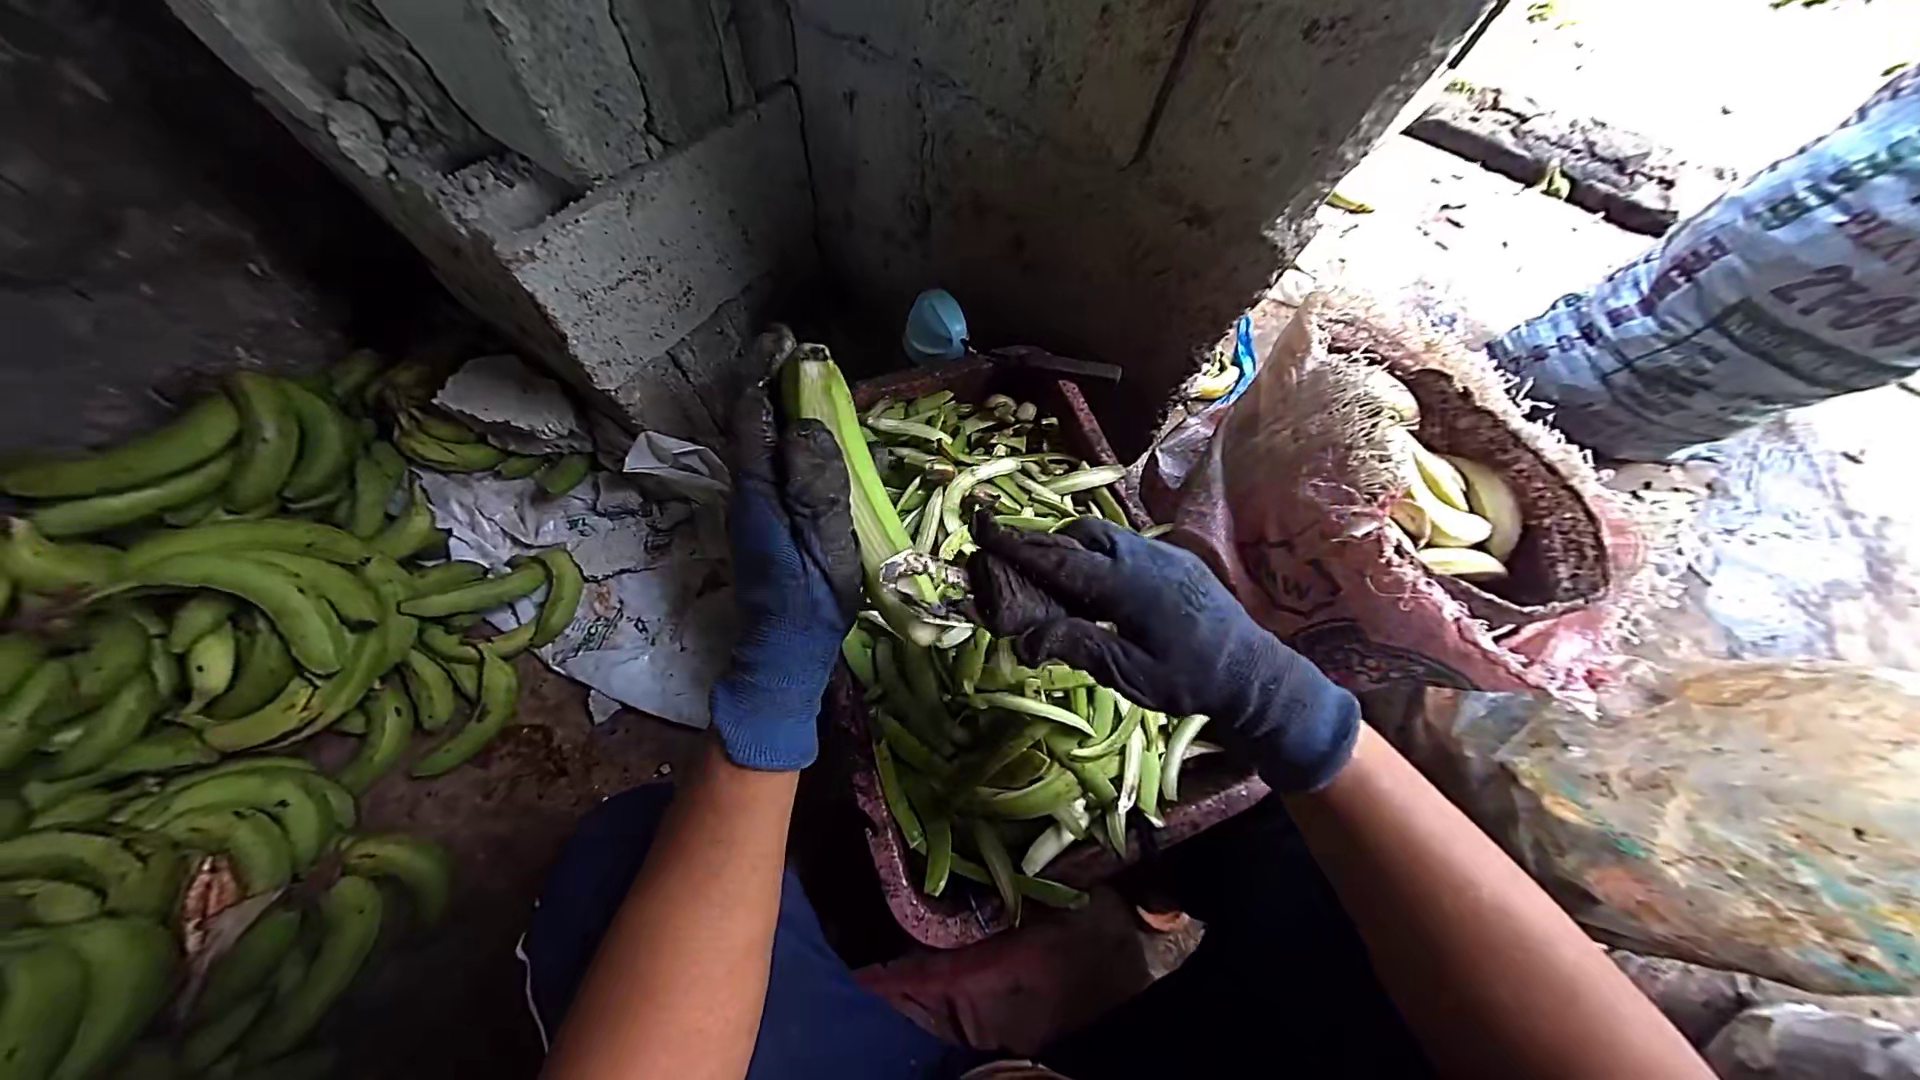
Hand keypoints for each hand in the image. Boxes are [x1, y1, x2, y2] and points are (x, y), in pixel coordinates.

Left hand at [709, 385, 860, 769]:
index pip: (752, 420)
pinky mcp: (766, 515)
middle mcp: (747, 491)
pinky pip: (772, 460)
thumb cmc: (811, 603)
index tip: (785, 340)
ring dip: (777, 403)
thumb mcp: (824, 547)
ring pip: (760, 439)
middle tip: (798, 349)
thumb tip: (808, 428)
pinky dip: (785, 432)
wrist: (786, 647)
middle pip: (750, 422)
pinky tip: (807, 428)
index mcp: (758, 494)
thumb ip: (817, 488)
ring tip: (805, 376)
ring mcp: (754, 503)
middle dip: (768, 380)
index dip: (764, 375)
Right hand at [967, 513, 1358, 791]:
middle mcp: (1143, 557)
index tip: (986, 533)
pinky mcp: (1175, 558)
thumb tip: (1024, 639)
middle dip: (1045, 542)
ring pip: (1105, 533)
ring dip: (1074, 546)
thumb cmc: (1191, 680)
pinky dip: (1099, 553)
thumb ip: (1079, 648)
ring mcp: (1162, 553)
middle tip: (1020, 562)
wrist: (1257, 672)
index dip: (1020, 548)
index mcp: (1127, 585)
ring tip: (1057, 577)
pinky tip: (1098, 584)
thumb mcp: (1132, 675)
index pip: (1060, 560)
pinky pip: (1126, 543)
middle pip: (1081, 533)